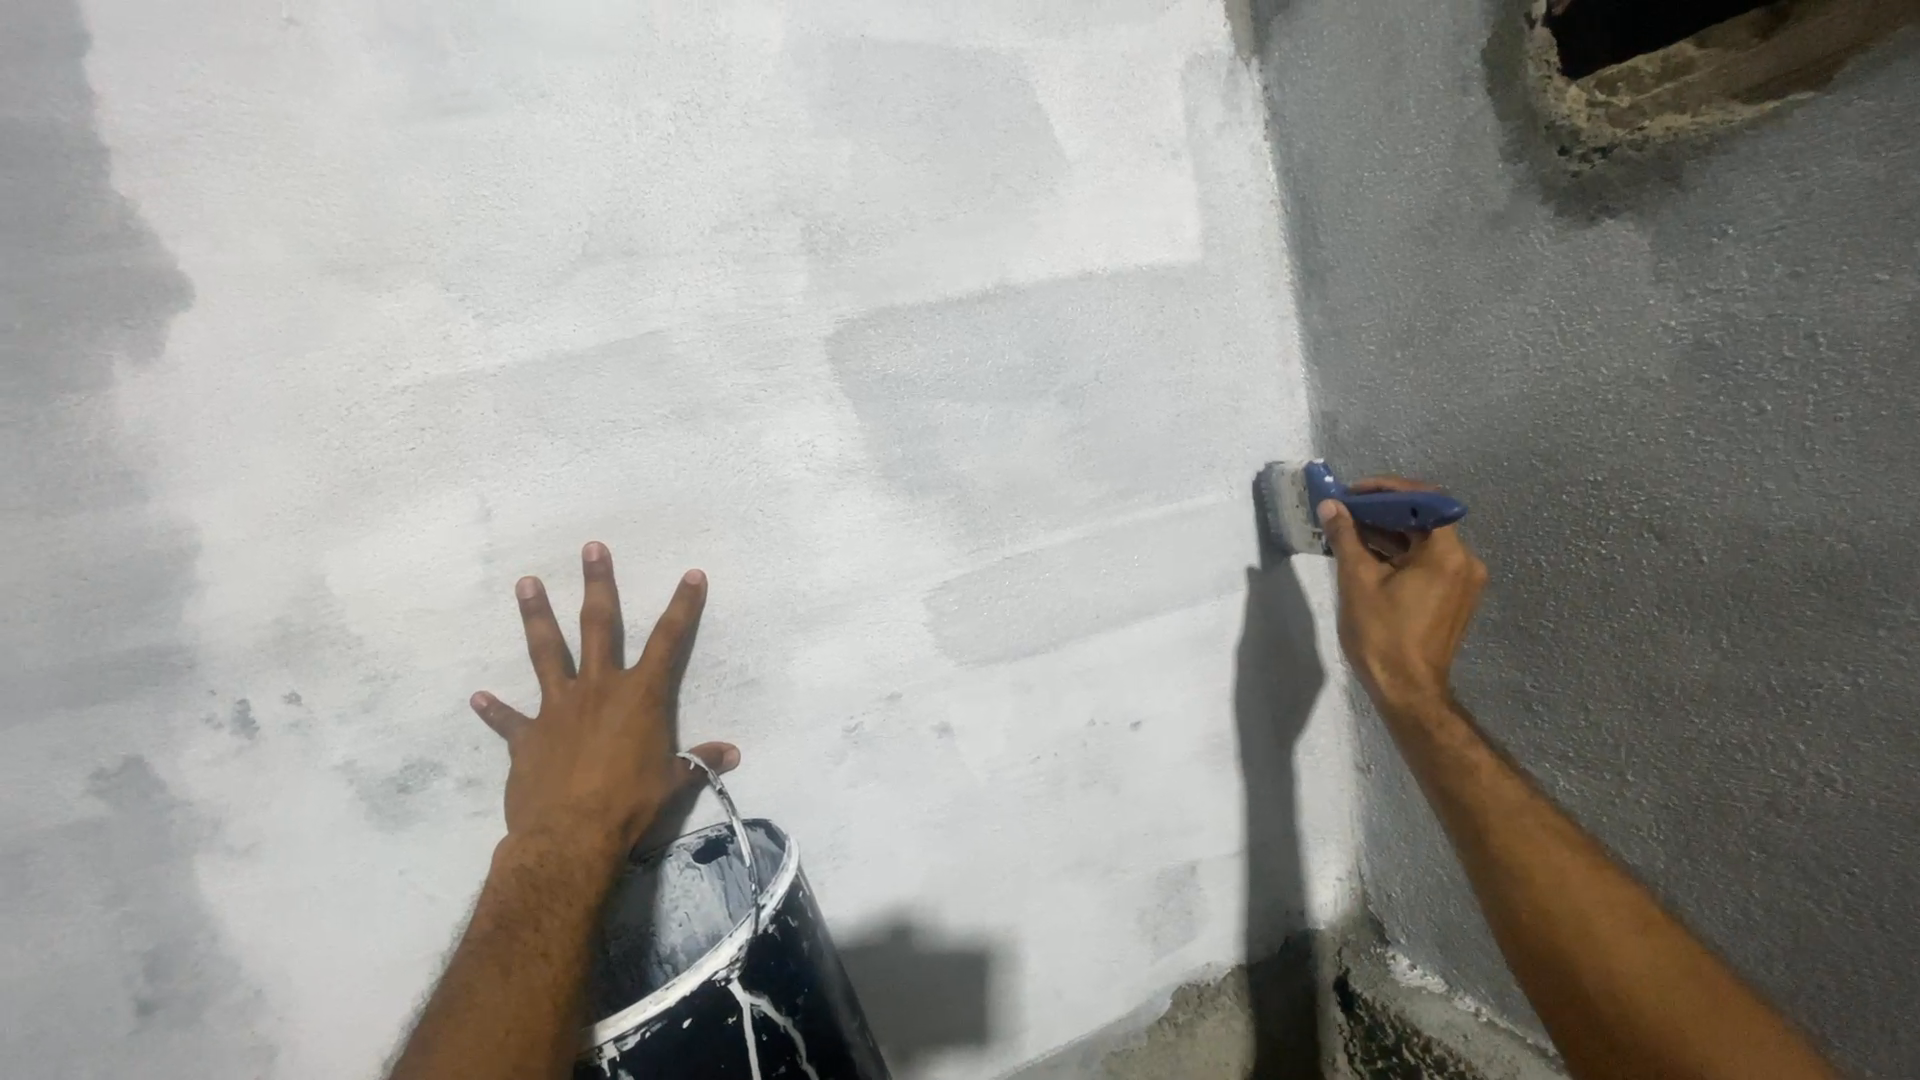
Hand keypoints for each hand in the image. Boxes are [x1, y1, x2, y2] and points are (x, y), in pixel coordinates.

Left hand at [469, 542, 738, 858]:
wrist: (569, 837)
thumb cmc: (631, 804)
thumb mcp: (674, 782)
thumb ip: (699, 761)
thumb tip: (732, 754)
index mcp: (640, 695)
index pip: (668, 641)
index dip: (683, 606)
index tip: (691, 575)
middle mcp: (599, 689)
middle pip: (599, 625)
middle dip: (598, 584)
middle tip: (591, 548)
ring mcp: (558, 709)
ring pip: (547, 652)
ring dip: (537, 616)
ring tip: (526, 582)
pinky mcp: (527, 738)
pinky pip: (509, 720)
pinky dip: (494, 710)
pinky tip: (478, 697)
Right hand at [1319, 477, 1487, 714]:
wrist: (1406, 689)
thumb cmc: (1382, 634)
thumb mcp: (1357, 581)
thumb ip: (1346, 537)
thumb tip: (1331, 506)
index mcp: (1447, 554)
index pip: (1424, 500)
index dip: (1387, 490)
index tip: (1353, 492)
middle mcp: (1464, 562)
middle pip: (1424, 520)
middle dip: (1382, 511)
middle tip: (1344, 511)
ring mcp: (1462, 581)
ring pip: (1423, 542)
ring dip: (1387, 533)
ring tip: (1347, 532)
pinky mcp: (1453, 597)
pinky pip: (1426, 562)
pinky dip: (1398, 554)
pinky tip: (1365, 556)